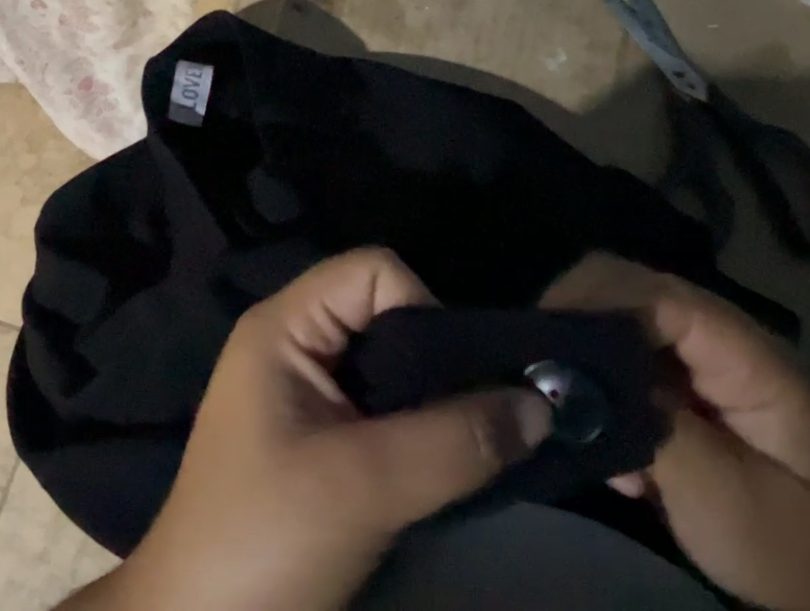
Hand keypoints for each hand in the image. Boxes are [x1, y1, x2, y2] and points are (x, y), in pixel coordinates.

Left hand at [63, 248, 553, 610]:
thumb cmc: (266, 538)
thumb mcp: (364, 485)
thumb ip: (455, 440)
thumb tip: (543, 403)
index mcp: (283, 328)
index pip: (372, 271)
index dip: (423, 308)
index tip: (455, 378)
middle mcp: (294, 345)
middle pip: (387, 314)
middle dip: (441, 361)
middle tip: (483, 418)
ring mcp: (306, 393)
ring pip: (393, 367)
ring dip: (437, 403)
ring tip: (472, 448)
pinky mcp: (321, 439)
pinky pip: (386, 410)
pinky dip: (422, 431)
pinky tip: (447, 467)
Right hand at [544, 255, 809, 610]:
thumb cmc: (780, 547)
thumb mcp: (719, 496)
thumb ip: (653, 427)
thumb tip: (580, 378)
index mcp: (752, 361)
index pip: (665, 299)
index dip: (600, 303)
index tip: (544, 340)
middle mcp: (724, 339)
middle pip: (634, 286)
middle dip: (579, 316)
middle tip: (539, 367)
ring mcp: (700, 355)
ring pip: (618, 310)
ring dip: (582, 346)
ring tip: (566, 402)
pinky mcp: (678, 376)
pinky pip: (619, 346)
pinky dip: (592, 372)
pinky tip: (596, 427)